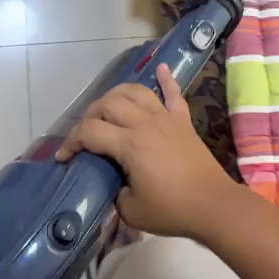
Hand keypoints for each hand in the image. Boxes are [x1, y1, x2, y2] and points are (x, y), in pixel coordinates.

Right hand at [55, 64, 248, 238]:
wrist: (213, 205)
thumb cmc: (172, 210)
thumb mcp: (131, 210)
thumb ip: (115, 191)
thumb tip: (115, 181)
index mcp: (129, 144)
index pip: (89, 131)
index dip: (71, 142)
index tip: (65, 158)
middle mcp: (144, 123)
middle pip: (108, 103)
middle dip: (90, 115)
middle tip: (87, 134)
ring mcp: (165, 118)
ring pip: (135, 91)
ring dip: (117, 95)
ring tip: (108, 107)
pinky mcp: (183, 121)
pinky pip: (173, 93)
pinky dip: (165, 79)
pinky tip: (159, 68)